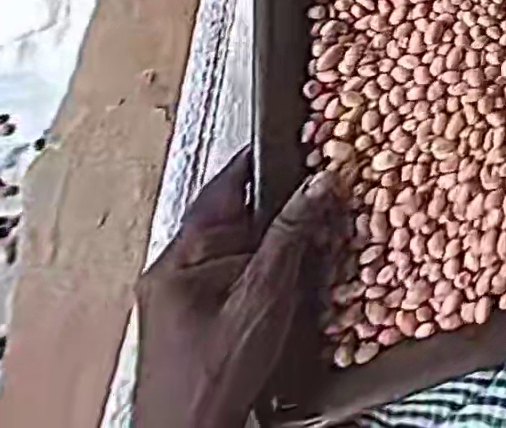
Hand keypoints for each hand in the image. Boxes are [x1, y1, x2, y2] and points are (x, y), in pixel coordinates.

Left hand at [134, 149, 335, 427]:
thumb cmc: (217, 373)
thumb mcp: (263, 295)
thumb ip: (291, 233)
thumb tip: (323, 179)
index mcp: (180, 258)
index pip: (224, 187)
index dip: (262, 157)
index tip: (298, 132)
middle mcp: (179, 267)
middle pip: (239, 210)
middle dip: (283, 193)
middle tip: (326, 171)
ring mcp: (190, 288)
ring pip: (245, 236)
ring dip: (282, 225)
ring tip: (324, 207)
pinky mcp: (206, 306)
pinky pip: (246, 261)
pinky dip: (275, 252)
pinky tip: (305, 253)